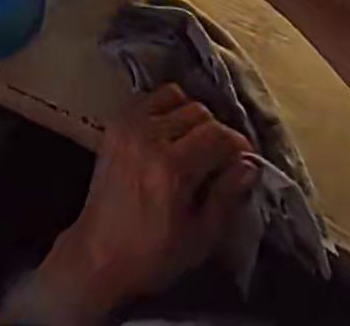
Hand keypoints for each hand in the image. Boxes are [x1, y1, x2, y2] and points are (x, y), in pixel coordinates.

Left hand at [31, 85, 258, 324]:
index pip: (217, 134)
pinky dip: (163, 109)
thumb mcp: (202, 236)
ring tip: (195, 144)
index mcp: (171, 167)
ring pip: (172, 96)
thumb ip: (228, 196)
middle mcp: (147, 137)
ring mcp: (127, 126)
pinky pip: (146, 99)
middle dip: (216, 132)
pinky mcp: (114, 125)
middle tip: (221, 156)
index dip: (239, 145)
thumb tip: (249, 164)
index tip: (245, 159)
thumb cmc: (154, 252)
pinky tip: (169, 135)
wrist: (100, 250)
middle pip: (196, 111)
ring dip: (189, 116)